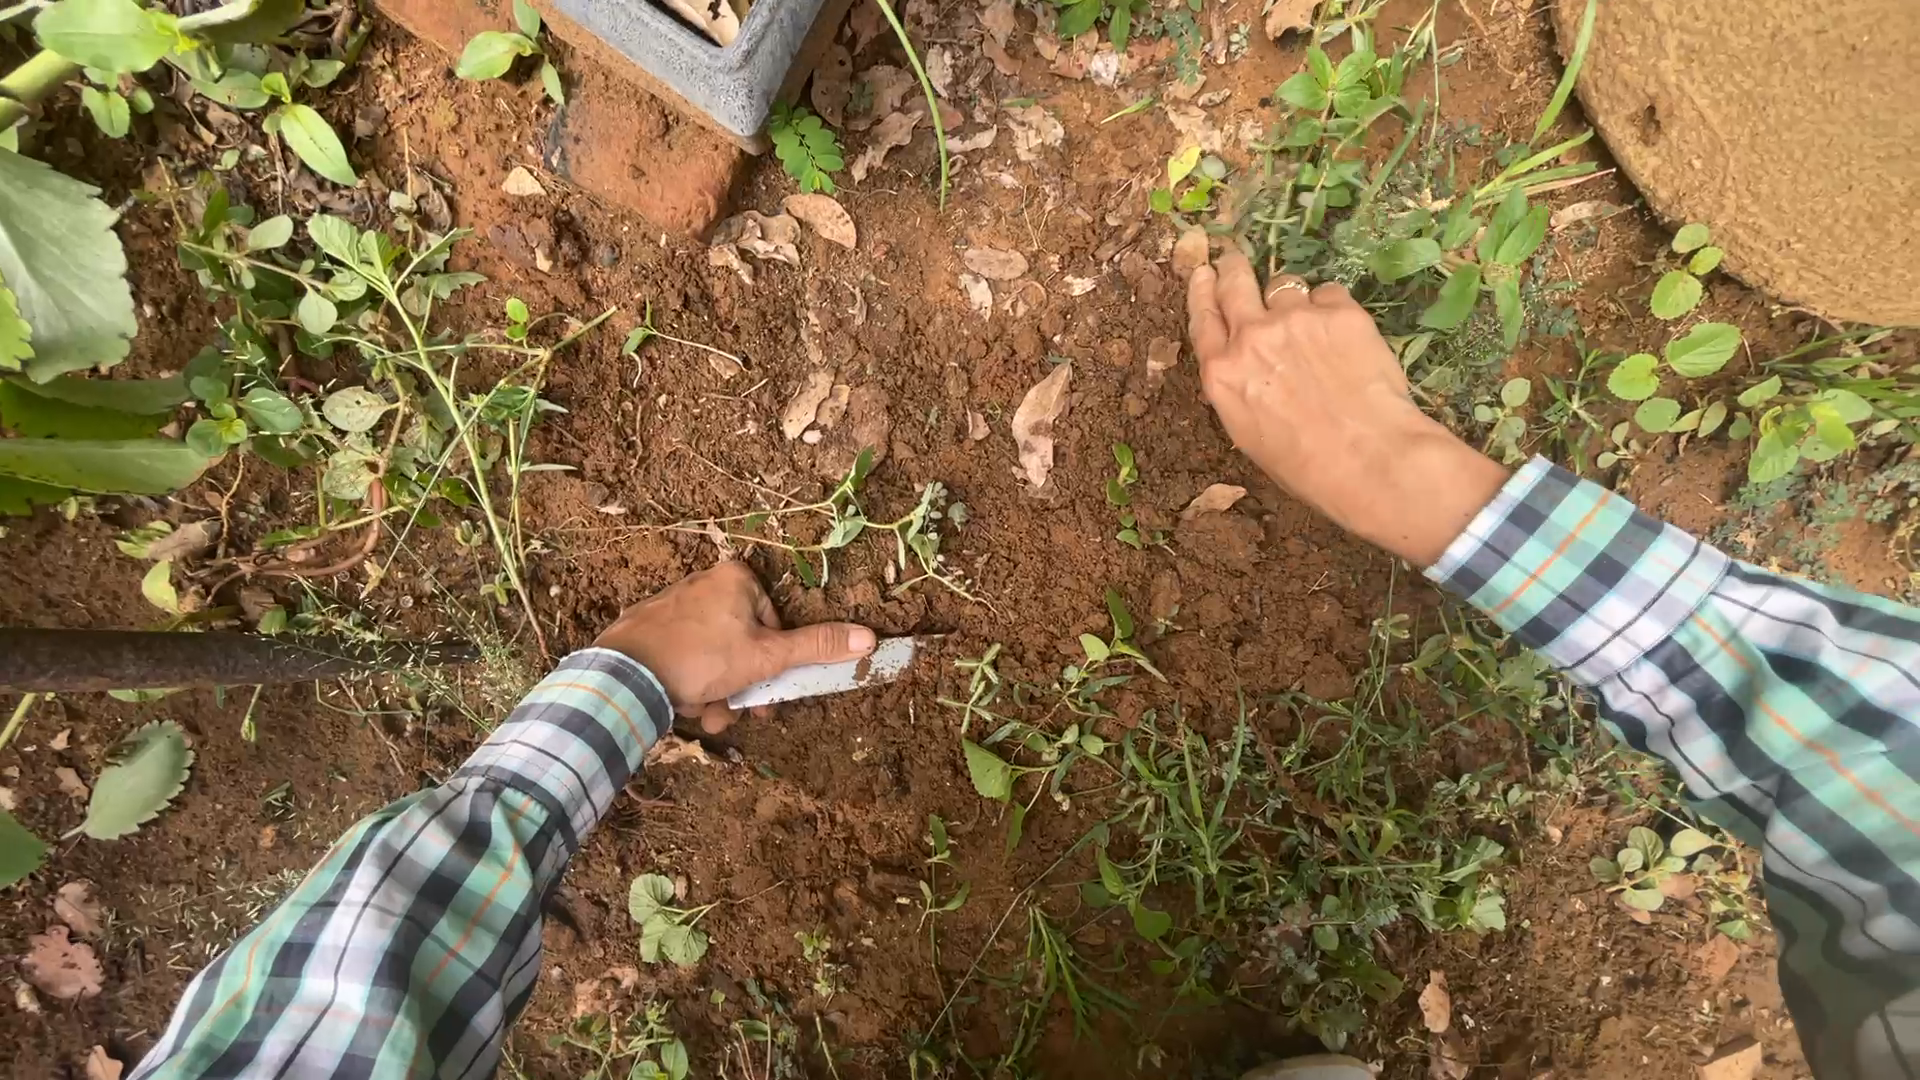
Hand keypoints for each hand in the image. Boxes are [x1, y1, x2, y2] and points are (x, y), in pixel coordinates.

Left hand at [593, 561, 876, 732]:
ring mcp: (672, 604)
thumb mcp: (767, 656)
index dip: (775, 659)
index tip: (767, 687)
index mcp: (736, 578)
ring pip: (714, 654)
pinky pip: (684, 655)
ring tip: (707, 715)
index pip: (774, 621)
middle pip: (744, 641)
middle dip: (743, 684)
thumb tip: (869, 638)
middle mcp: (704, 582)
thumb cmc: (703, 657)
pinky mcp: (647, 627)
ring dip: (718, 691)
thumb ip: (816, 646)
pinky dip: (690, 682)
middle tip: (736, 711)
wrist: (622, 677)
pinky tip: (683, 705)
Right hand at [1185, 249, 1509, 564]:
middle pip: (1235, 284)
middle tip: (1233, 258)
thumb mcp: (1246, 432)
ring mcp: (1295, 319)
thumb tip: (1242, 371)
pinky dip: (1329, 308)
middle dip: (1232, 267)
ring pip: (1284, 285)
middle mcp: (1250, 337)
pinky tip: (1340, 335)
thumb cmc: (1300, 462)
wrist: (1365, 456)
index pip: (1202, 319)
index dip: (1201, 292)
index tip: (1203, 273)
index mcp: (1222, 373)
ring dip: (1288, 297)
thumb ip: (1237, 389)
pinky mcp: (1339, 311)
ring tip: (1304, 320)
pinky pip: (1328, 294)